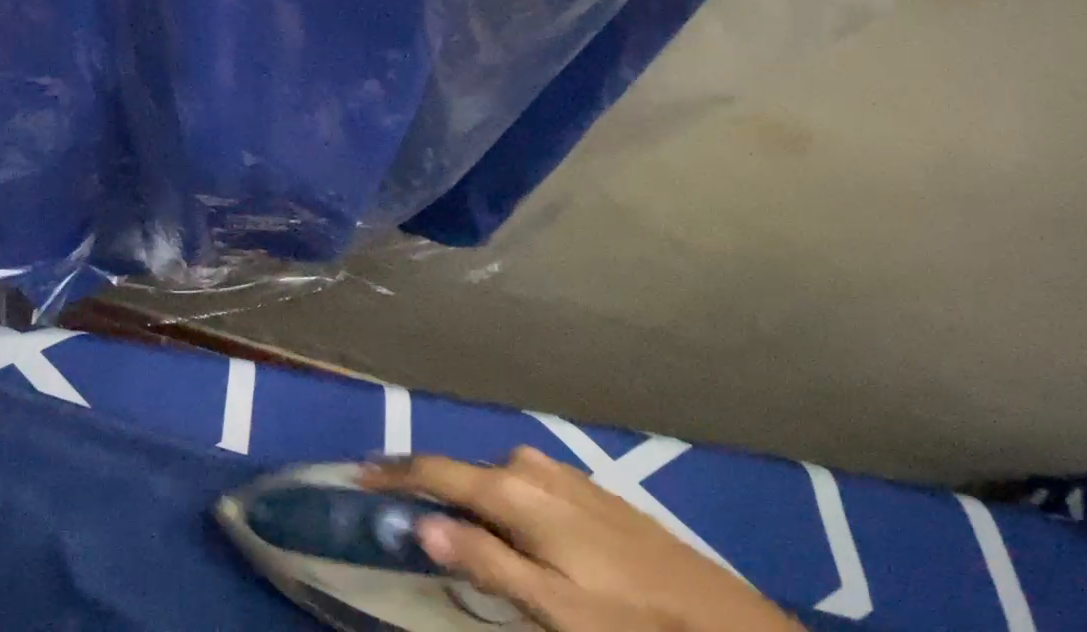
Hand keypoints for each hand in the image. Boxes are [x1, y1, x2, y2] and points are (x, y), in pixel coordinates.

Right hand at [364, 448, 801, 631]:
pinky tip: (515, 528)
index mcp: (519, 491)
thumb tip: (420, 524)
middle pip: (468, 471)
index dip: (394, 473)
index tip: (357, 475)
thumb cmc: (631, 622)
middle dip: (433, 488)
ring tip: (457, 527)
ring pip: (500, 477)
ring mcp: (570, 479)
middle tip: (405, 515)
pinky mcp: (594, 494)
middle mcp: (537, 470)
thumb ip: (485, 560)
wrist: (729, 626)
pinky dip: (505, 499)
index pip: (439, 472)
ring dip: (471, 495)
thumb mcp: (553, 607)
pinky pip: (529, 485)